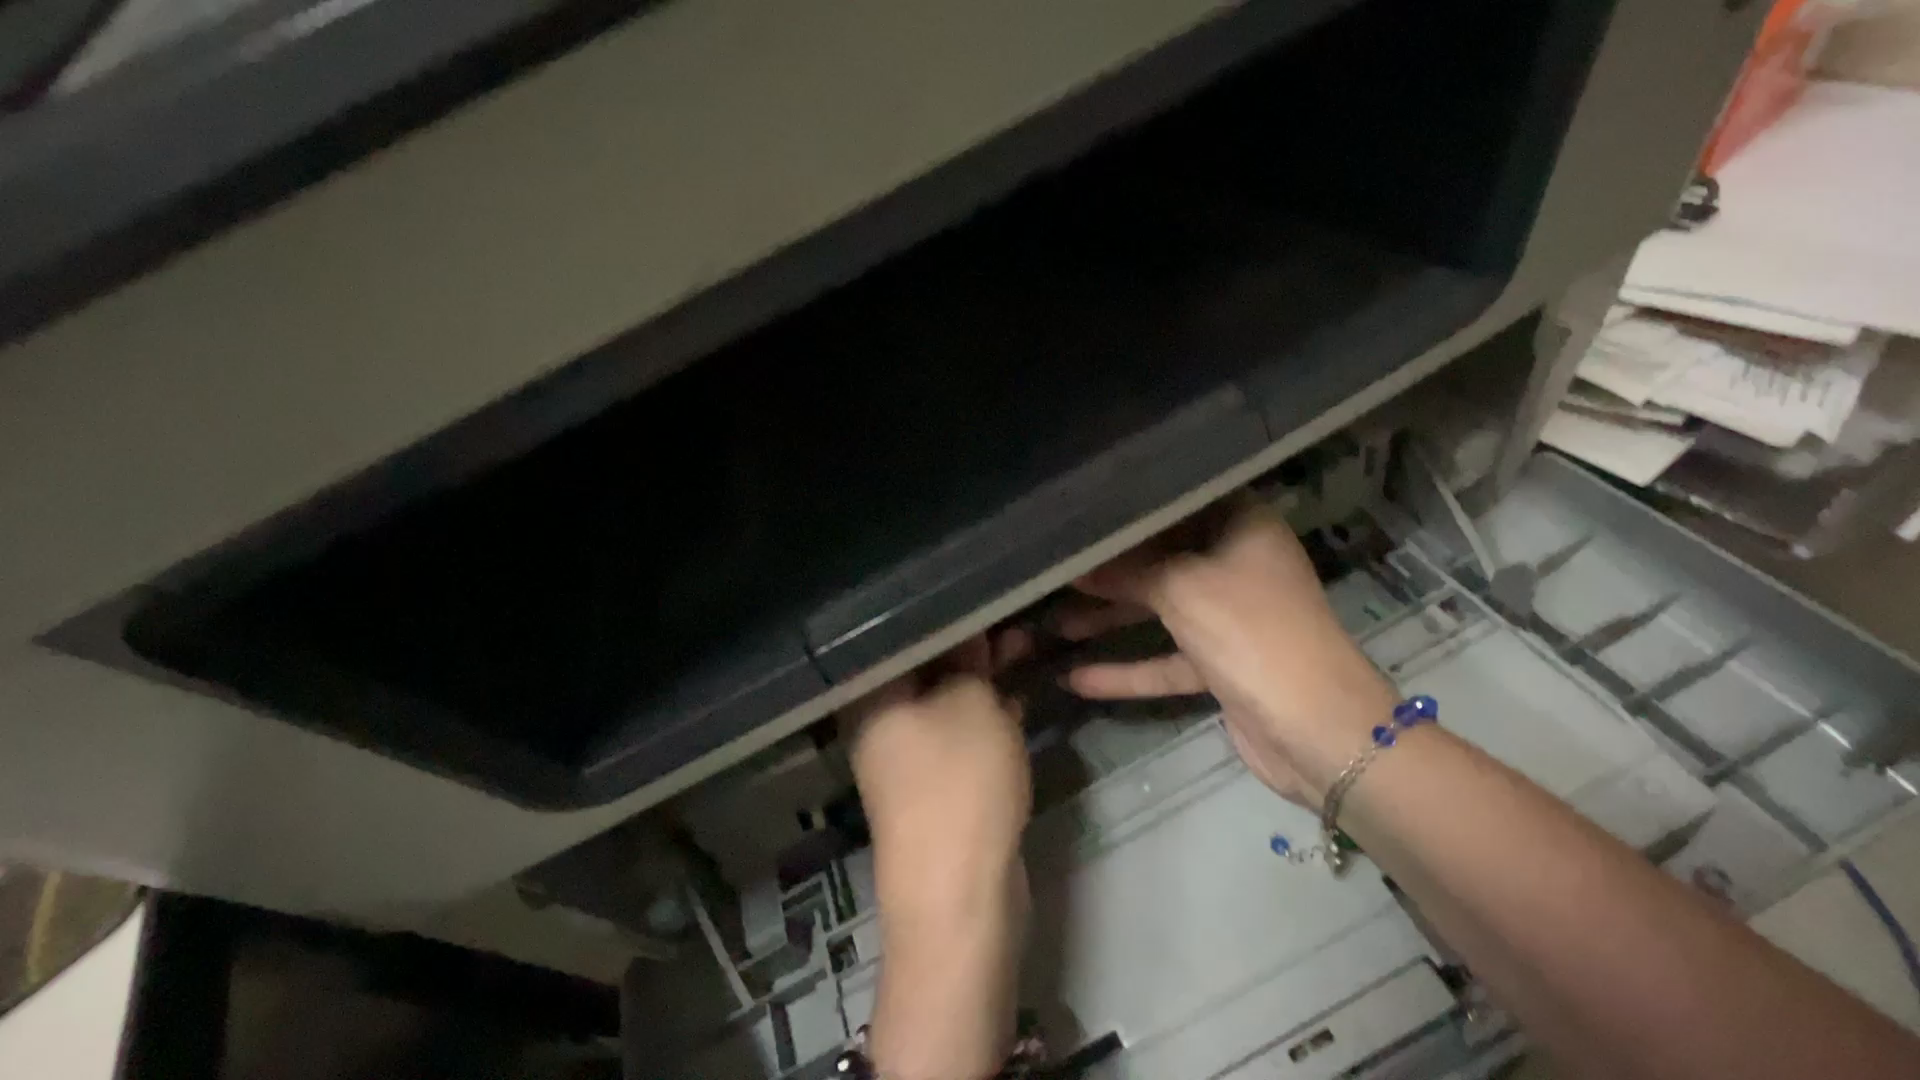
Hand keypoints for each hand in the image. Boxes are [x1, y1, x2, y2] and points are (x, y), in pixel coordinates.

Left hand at [843, 633, 1032, 920]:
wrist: (960, 891)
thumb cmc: (960, 781)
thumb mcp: (972, 704)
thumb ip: (970, 662)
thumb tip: (967, 633)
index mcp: (871, 695)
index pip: (899, 635)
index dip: (941, 614)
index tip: (976, 593)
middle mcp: (878, 722)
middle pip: (922, 669)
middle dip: (967, 647)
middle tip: (1009, 621)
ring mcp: (905, 758)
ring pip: (944, 702)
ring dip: (980, 680)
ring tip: (1022, 647)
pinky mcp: (934, 785)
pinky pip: (957, 736)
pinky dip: (984, 717)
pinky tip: (1016, 696)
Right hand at [1061, 497, 1395, 806]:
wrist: (1315, 726)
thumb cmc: (1249, 631)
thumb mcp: (1181, 587)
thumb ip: (1127, 571)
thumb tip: (1077, 563)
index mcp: (1242, 526)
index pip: (1178, 502)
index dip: (1129, 507)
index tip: (1079, 508)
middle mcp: (1238, 564)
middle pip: (1163, 556)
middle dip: (1109, 568)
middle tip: (1054, 568)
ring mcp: (1231, 618)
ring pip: (1160, 609)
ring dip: (1111, 618)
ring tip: (1051, 623)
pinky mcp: (1222, 664)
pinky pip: (1167, 658)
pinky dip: (1128, 668)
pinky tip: (1077, 678)